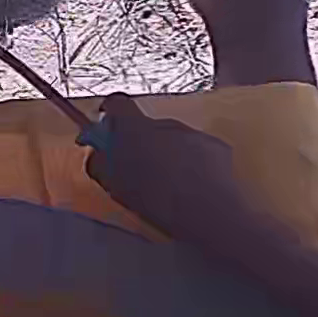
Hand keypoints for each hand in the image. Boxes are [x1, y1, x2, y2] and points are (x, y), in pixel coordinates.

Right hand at [85, 93, 245, 235]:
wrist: (210, 214)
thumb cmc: (151, 197)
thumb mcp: (111, 182)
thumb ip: (99, 160)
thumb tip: (98, 152)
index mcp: (133, 127)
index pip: (116, 102)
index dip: (109, 112)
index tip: (105, 129)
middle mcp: (164, 123)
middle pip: (145, 124)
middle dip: (139, 139)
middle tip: (136, 165)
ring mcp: (194, 134)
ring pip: (171, 137)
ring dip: (165, 150)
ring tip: (167, 178)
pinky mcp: (219, 147)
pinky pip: (195, 148)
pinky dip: (190, 160)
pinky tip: (191, 182)